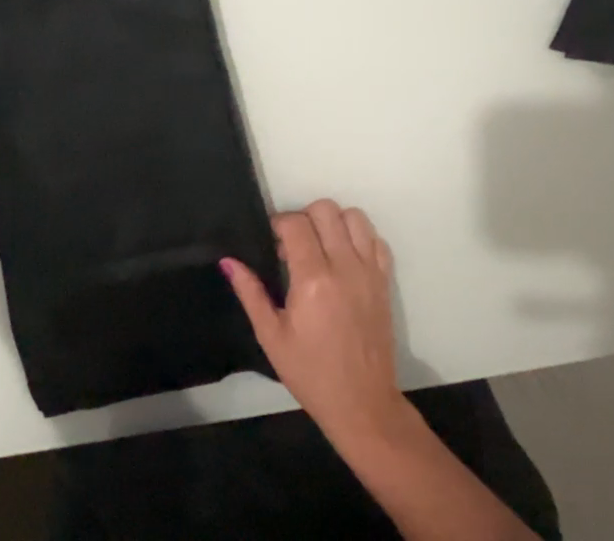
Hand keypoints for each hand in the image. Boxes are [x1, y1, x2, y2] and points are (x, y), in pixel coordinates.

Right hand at [223, 200, 410, 444]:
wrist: (362, 402)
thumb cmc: (310, 372)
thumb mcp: (271, 336)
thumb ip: (250, 293)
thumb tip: (228, 261)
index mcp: (313, 279)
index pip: (295, 224)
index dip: (278, 224)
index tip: (271, 243)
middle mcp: (344, 267)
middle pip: (325, 210)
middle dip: (304, 217)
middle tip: (293, 244)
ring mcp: (369, 272)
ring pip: (354, 217)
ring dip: (333, 223)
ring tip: (320, 247)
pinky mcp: (384, 282)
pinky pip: (375, 240)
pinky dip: (359, 238)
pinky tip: (343, 259)